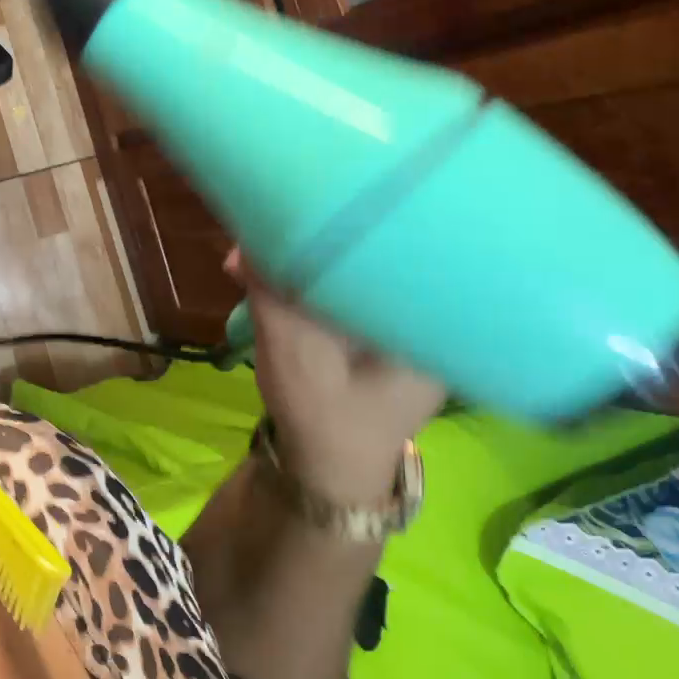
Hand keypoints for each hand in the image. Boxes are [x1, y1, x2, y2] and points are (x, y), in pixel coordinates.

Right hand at [227, 250, 446, 504]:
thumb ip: (274, 297)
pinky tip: (275, 276)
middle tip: (269, 231)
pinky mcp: (378, 334)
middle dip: (320, 238)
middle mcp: (431, 320)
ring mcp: (404, 327)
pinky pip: (346, 289)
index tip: (314, 204)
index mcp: (431, 326)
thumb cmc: (323, 421)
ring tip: (258, 253)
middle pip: (379, 257)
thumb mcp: (293, 356)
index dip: (357, 225)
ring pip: (357, 272)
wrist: (328, 475)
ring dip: (307, 259)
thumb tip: (247, 244)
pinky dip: (309, 278)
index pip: (408, 252)